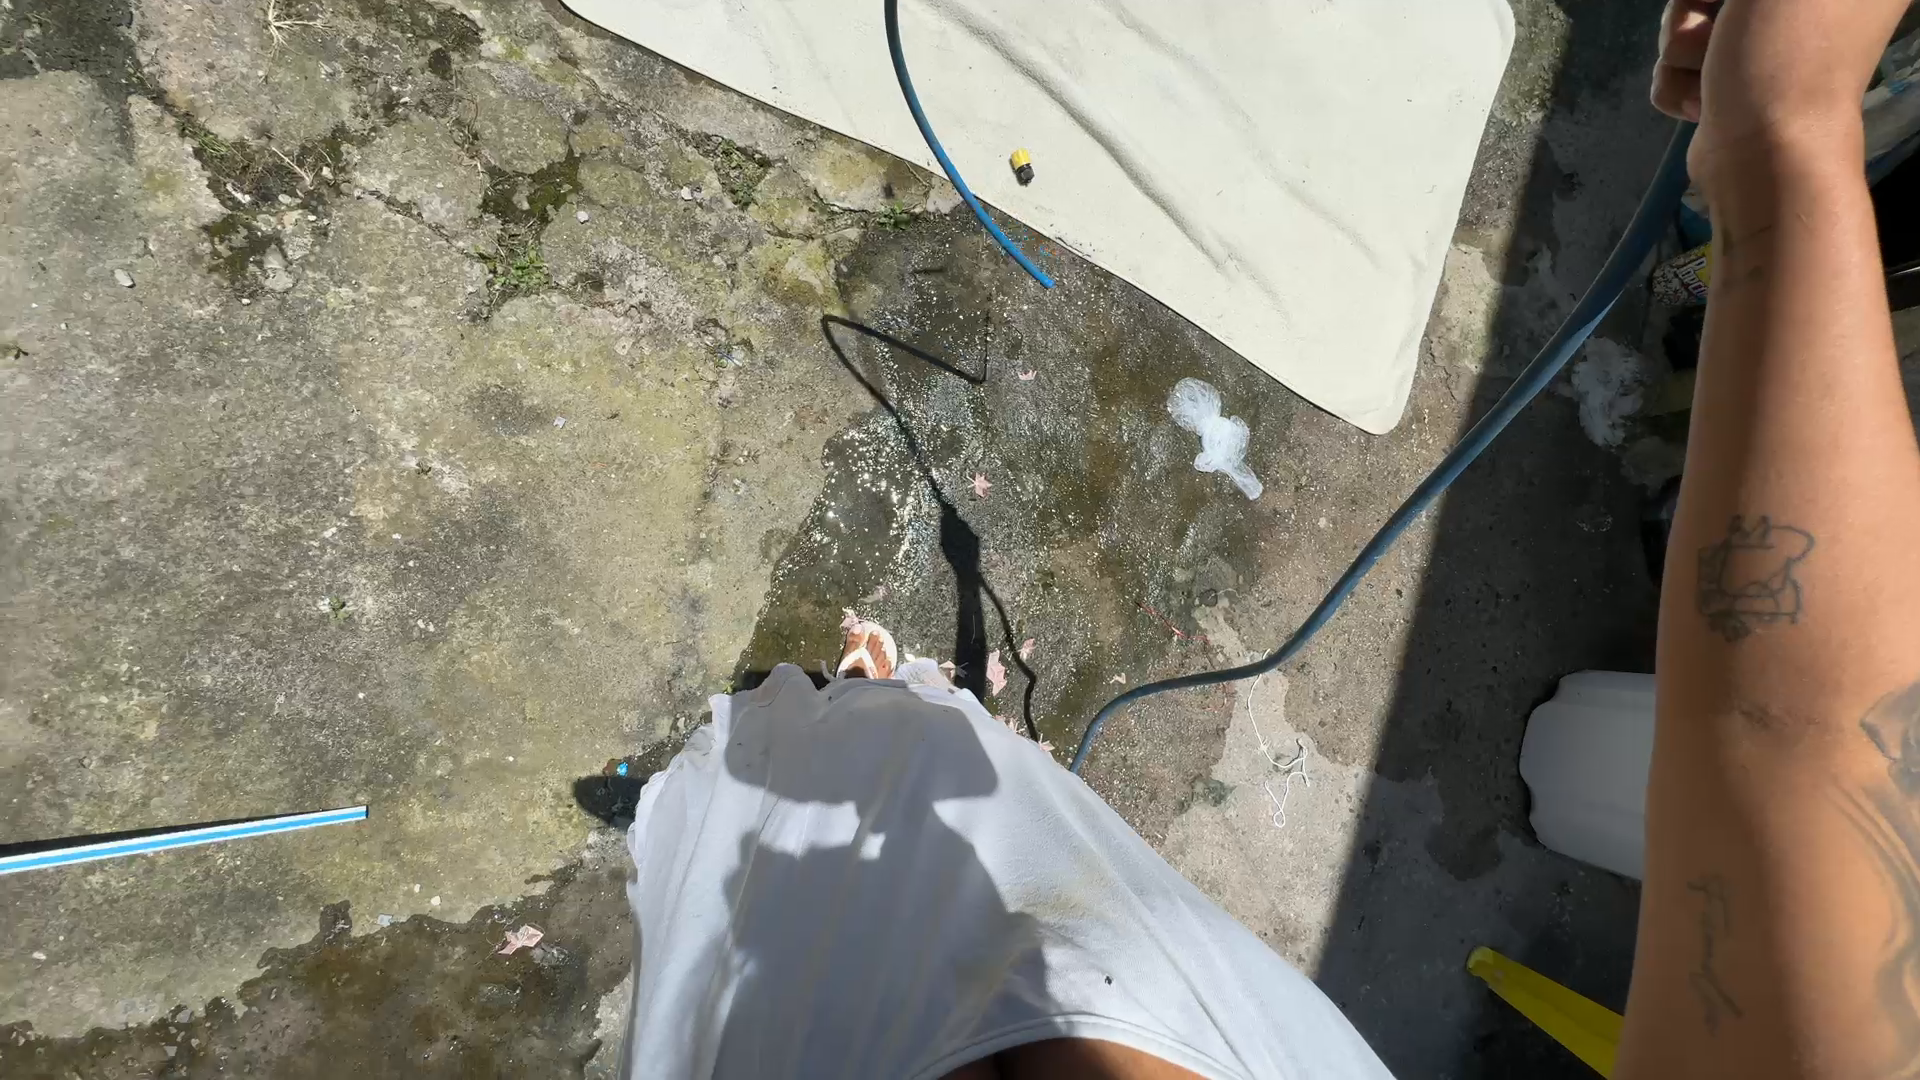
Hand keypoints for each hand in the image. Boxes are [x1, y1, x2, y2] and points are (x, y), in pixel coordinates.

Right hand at [1651, 0, 1910, 193]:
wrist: (1766, 148)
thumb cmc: (1787, 50)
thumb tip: (1728, 7)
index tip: (1725, 7)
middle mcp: (1808, 2)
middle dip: (1693, 15)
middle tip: (1718, 32)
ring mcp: (1764, 42)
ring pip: (1684, 31)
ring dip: (1682, 56)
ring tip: (1713, 73)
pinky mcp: (1730, 80)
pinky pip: (1676, 73)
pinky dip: (1678, 88)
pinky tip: (1705, 100)